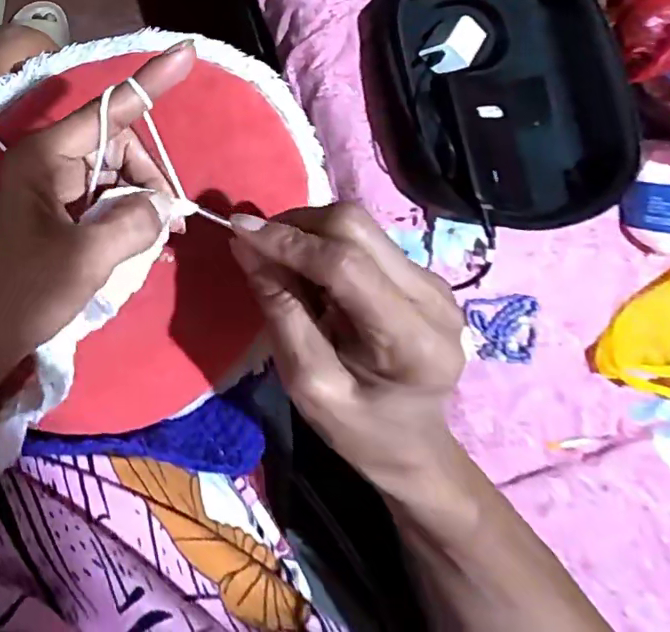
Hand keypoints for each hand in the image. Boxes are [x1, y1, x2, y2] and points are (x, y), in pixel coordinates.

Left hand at [0, 42, 196, 367]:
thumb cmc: (29, 290)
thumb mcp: (89, 257)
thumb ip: (134, 221)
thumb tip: (161, 206)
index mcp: (44, 156)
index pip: (106, 111)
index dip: (148, 84)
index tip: (185, 52)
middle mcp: (45, 159)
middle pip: (116, 144)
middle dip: (148, 176)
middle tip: (171, 221)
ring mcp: (49, 181)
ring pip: (114, 171)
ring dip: (141, 198)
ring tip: (159, 238)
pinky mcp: (55, 205)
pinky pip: (103, 194)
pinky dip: (127, 212)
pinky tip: (146, 241)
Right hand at [231, 204, 467, 484]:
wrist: (412, 446)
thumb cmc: (357, 427)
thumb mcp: (306, 381)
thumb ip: (280, 309)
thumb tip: (245, 244)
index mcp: (411, 340)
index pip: (344, 264)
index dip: (286, 240)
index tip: (237, 228)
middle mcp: (433, 299)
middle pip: (354, 227)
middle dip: (295, 226)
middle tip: (258, 247)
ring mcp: (432, 282)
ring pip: (357, 224)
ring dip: (307, 231)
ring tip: (282, 263)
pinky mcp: (421, 274)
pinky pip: (362, 237)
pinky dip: (323, 242)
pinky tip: (310, 273)